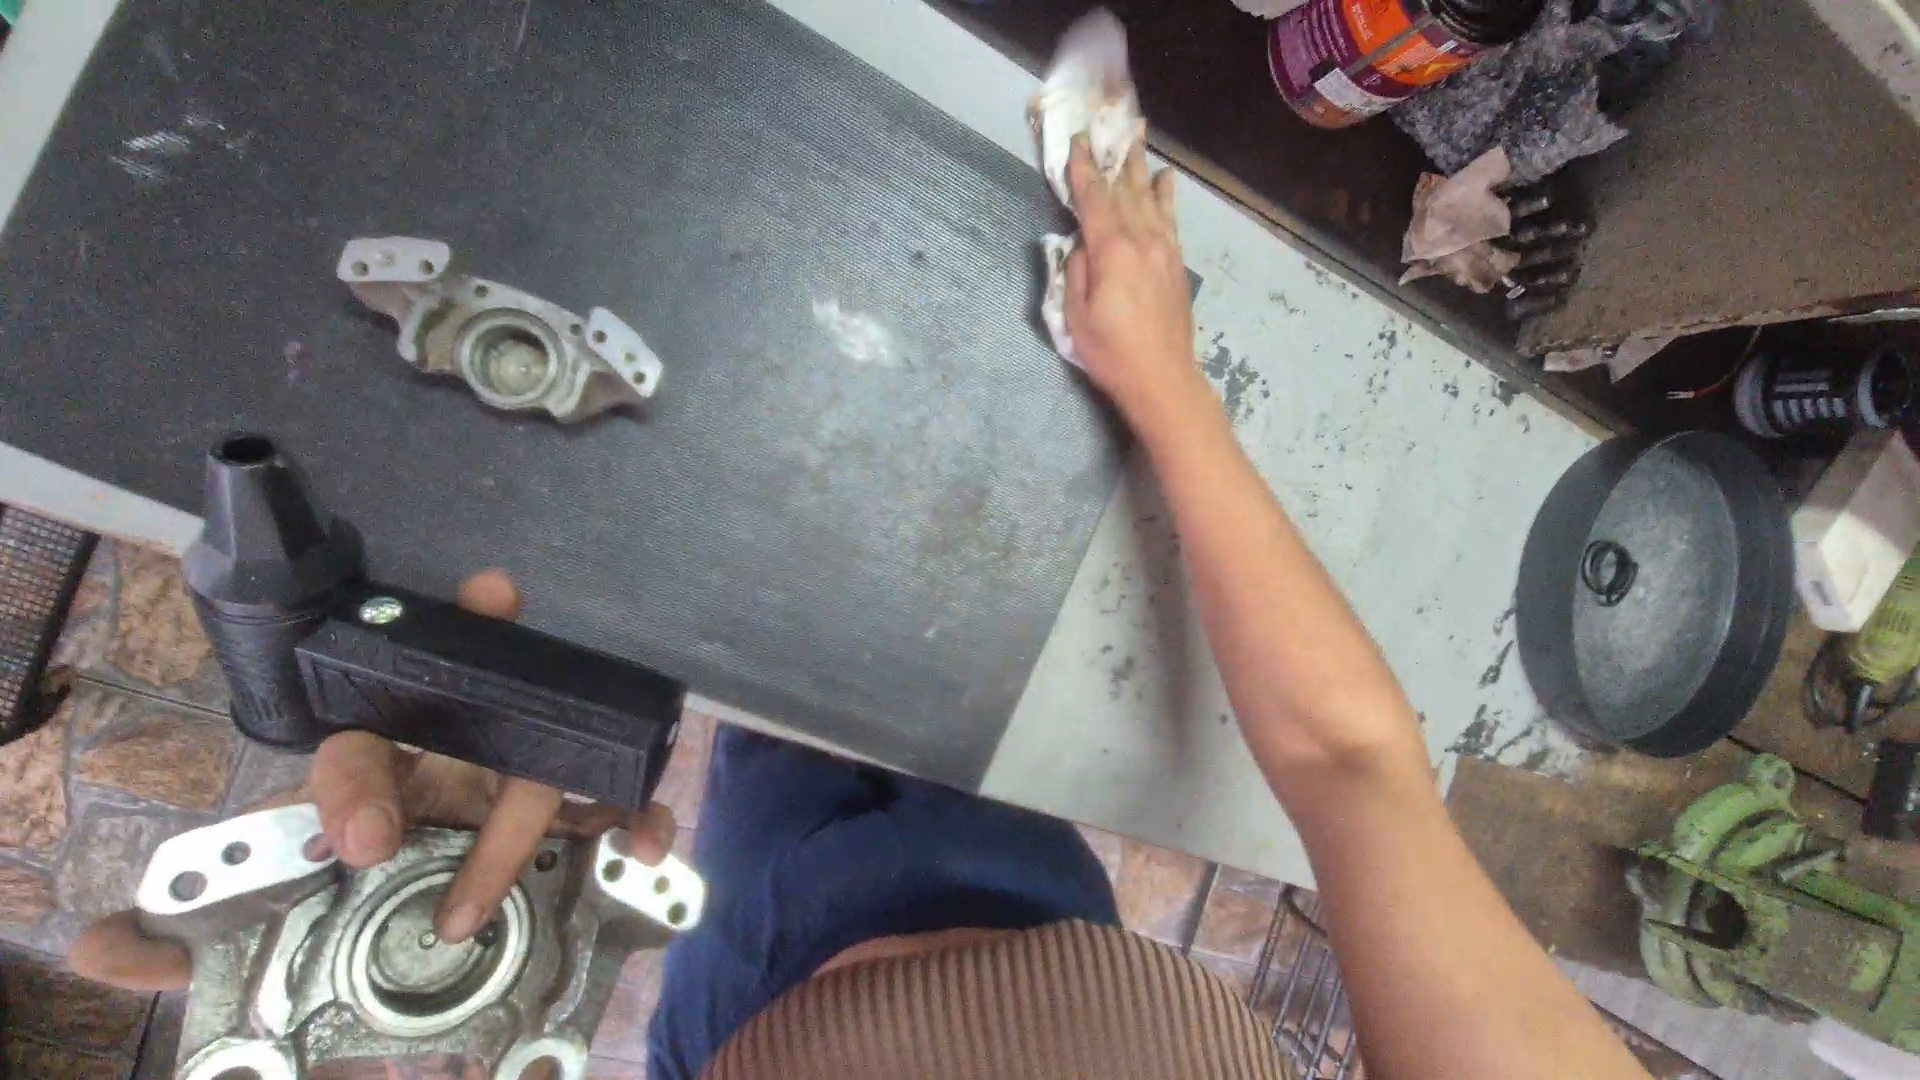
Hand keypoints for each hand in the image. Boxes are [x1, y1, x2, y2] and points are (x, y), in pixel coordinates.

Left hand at [68, 568, 677, 992]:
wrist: (419, 911)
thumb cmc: (345, 890)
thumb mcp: (270, 911)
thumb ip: (196, 930)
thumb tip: (106, 943)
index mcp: (379, 774)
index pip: (359, 757)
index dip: (360, 793)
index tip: (364, 847)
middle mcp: (461, 763)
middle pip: (501, 756)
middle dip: (499, 827)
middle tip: (468, 913)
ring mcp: (525, 786)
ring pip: (577, 772)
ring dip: (605, 804)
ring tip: (619, 842)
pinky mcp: (575, 817)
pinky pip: (620, 806)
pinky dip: (641, 822)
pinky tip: (646, 849)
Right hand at [1063, 135, 1202, 427]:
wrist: (1162, 378)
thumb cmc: (1111, 353)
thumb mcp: (1076, 316)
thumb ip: (1076, 272)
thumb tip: (1082, 245)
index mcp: (1112, 252)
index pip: (1093, 200)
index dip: (1082, 170)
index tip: (1076, 142)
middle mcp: (1143, 240)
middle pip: (1125, 190)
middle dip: (1113, 157)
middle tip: (1110, 124)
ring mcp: (1165, 250)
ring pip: (1151, 198)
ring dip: (1141, 167)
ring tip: (1139, 136)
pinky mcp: (1177, 264)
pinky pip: (1171, 218)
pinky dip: (1166, 195)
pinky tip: (1164, 180)